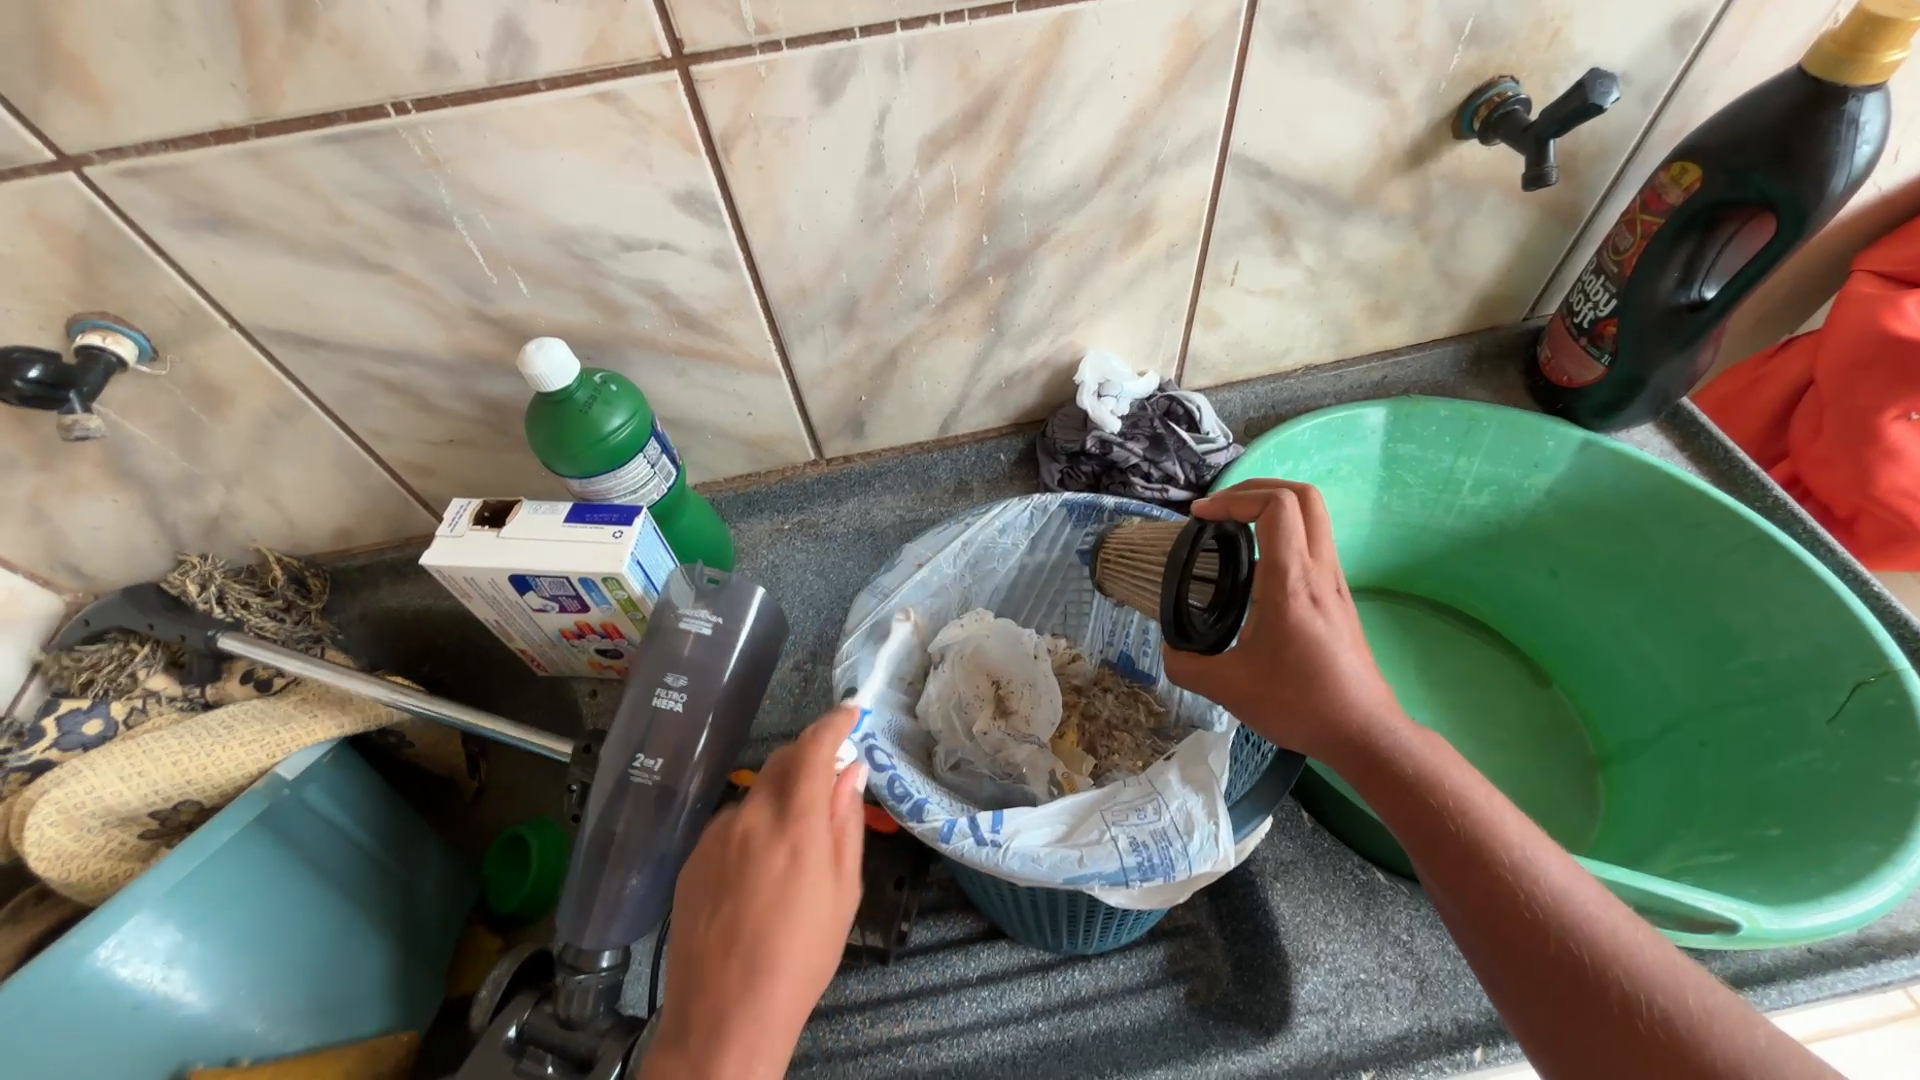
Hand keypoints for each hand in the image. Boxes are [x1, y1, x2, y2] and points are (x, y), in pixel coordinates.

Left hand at [641, 707, 867, 1079]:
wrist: (724, 1016)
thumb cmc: (801, 958)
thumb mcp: (843, 892)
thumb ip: (846, 822)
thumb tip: (852, 772)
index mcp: (795, 825)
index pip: (814, 748)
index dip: (834, 723)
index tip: (850, 712)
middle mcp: (751, 817)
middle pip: (781, 761)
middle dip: (810, 755)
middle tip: (833, 774)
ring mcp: (715, 836)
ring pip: (756, 794)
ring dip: (781, 795)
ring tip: (797, 841)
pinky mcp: (693, 857)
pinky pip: (732, 823)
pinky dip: (754, 824)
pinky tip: (760, 868)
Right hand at [1160, 479, 1408, 763]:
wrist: (1364, 731)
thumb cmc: (1299, 704)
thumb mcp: (1228, 689)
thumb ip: (1186, 664)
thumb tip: (1167, 647)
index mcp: (1291, 582)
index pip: (1275, 506)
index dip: (1233, 499)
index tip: (1201, 518)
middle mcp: (1319, 571)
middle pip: (1303, 495)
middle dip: (1256, 489)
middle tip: (1220, 509)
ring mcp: (1335, 582)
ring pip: (1313, 516)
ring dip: (1271, 509)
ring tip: (1232, 530)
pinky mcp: (1339, 597)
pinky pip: (1313, 543)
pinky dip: (1282, 535)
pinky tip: (1254, 567)